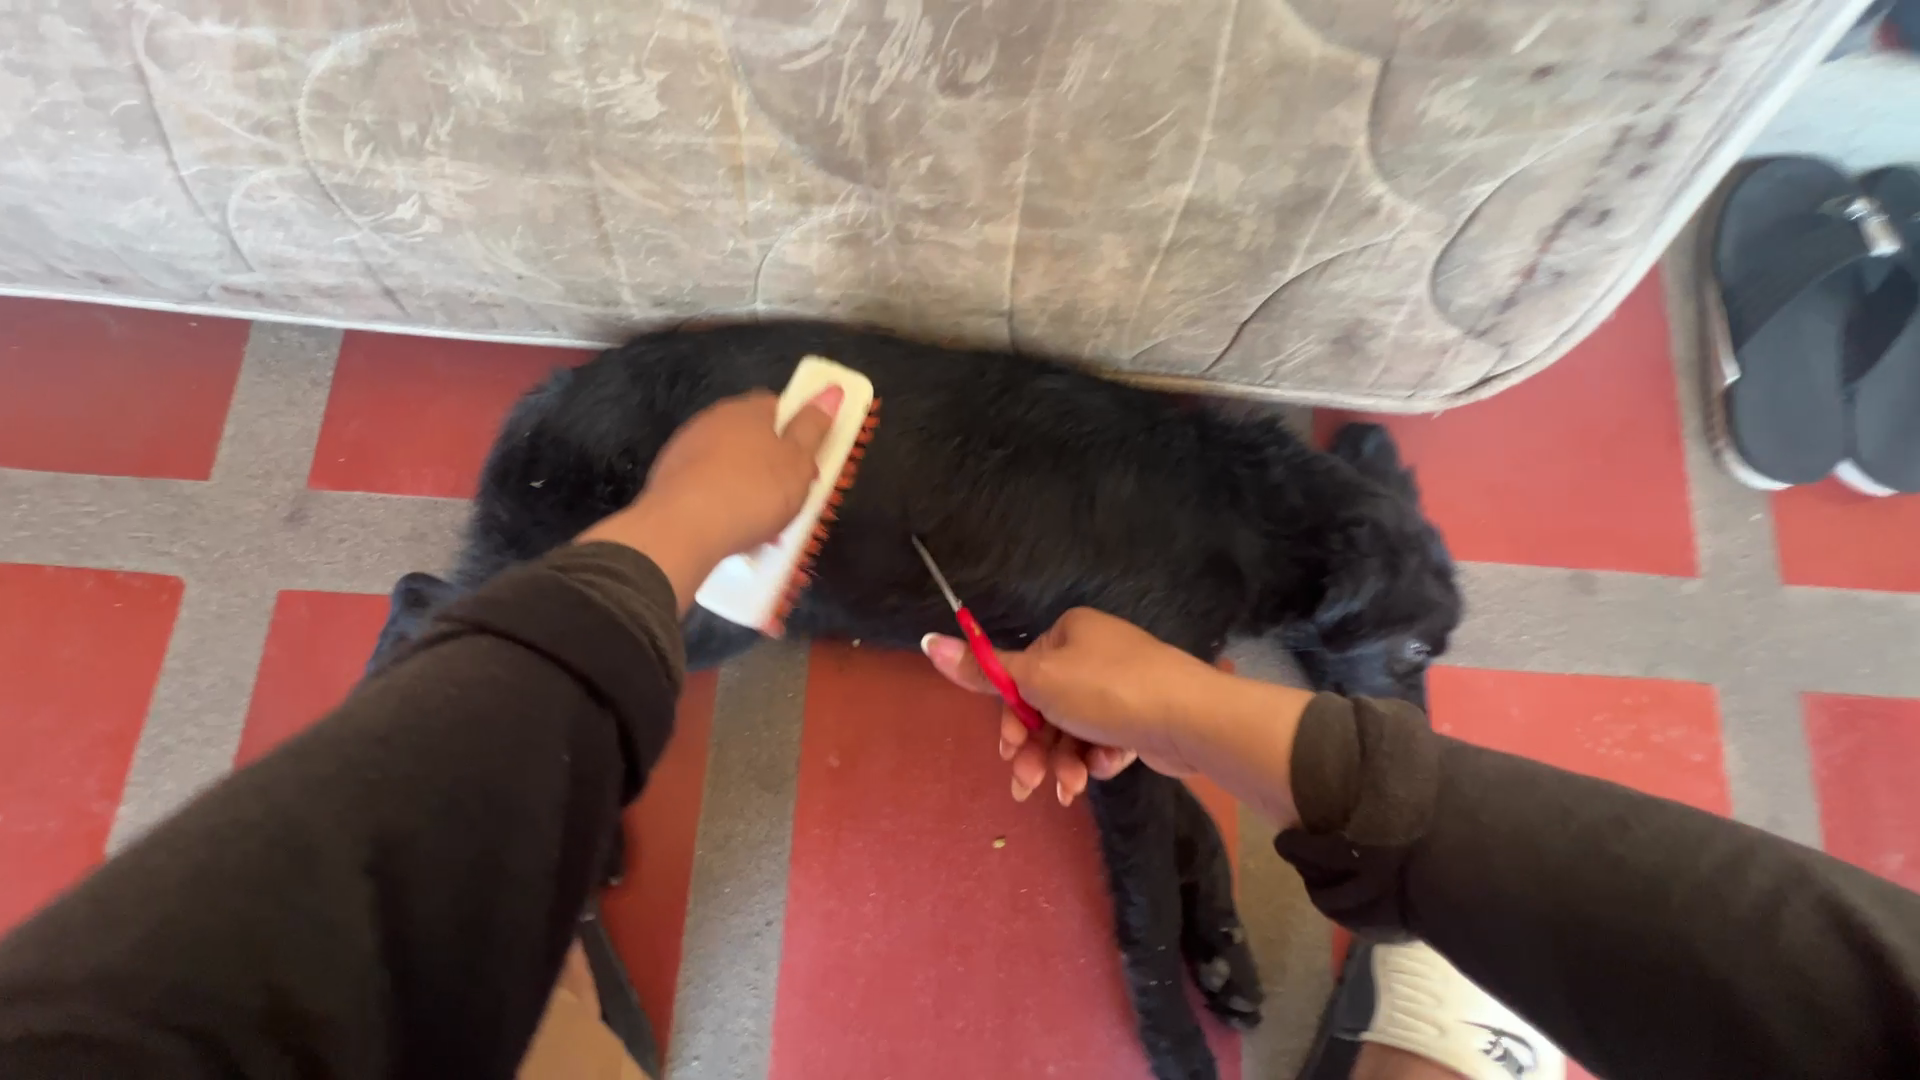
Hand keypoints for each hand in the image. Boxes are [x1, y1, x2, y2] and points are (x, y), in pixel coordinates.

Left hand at [579, 386, 841, 608]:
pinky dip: (720, 500)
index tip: (807, 457)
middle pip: (750, 434)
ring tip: (760, 519)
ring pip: (727, 462)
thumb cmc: (753, 492)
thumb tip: (831, 391)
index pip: (778, 404)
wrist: (681, 529)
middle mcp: (712, 419)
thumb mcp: (798, 463)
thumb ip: (813, 429)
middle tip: (789, 493)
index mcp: (747, 410)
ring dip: (745, 482)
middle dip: (771, 459)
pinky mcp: (667, 479)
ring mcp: (685, 448)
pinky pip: (705, 485)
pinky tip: (730, 527)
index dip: (796, 428)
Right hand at [920, 608, 1229, 805]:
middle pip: (1046, 707)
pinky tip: (1105, 768)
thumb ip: (983, 670)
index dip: (1011, 717)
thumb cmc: (1106, 690)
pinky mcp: (1141, 717)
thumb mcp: (1036, 679)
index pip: (1021, 676)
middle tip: (1031, 784)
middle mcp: (1093, 654)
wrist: (1190, 718)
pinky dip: (1099, 758)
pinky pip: (1104, 739)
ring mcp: (1120, 686)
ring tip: (1071, 787)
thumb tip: (925, 641)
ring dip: (1065, 761)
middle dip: (1037, 748)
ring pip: (1074, 729)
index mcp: (1067, 634)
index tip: (1009, 749)